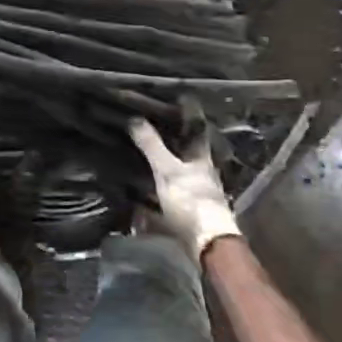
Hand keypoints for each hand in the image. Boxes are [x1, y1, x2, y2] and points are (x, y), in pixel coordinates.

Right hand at [128, 118, 238, 262]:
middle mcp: (202, 174)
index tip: (182, 97)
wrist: (207, 243)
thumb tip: (135, 119)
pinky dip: (155, 188)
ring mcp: (195, 193)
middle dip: (174, 138)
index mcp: (201, 159)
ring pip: (179, 171)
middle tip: (155, 123)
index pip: (197, 130)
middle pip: (189, 151)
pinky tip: (140, 189)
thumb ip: (152, 146)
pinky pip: (168, 192)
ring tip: (143, 152)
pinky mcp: (186, 211)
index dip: (191, 114)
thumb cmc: (191, 201)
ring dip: (164, 162)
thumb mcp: (168, 170)